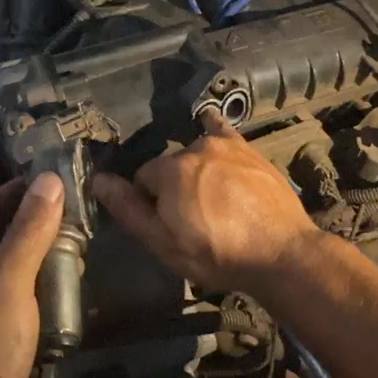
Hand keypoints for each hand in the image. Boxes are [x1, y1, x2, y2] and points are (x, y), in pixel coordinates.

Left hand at [0, 172, 64, 377]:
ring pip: (2, 273)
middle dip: (33, 232)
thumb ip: (28, 231)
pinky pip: (5, 303)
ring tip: (74, 261)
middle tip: (74, 228)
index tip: (57, 188)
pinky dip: (30, 295)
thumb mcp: (7, 284)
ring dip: (36, 265)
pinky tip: (59, 297)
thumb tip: (48, 179)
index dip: (16, 195)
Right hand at [92, 109, 322, 293]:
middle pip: (169, 166)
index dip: (148, 204)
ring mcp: (224, 145)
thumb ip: (129, 209)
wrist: (280, 253)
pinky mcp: (248, 148)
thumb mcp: (164, 243)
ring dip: (194, 171)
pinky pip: (221, 129)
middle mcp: (193, 148)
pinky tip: (207, 123)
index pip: (142, 180)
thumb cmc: (217, 253)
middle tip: (190, 219)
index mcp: (168, 170)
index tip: (164, 225)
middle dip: (172, 187)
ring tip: (210, 201)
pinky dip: (211, 127)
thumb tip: (98, 180)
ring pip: (194, 154)